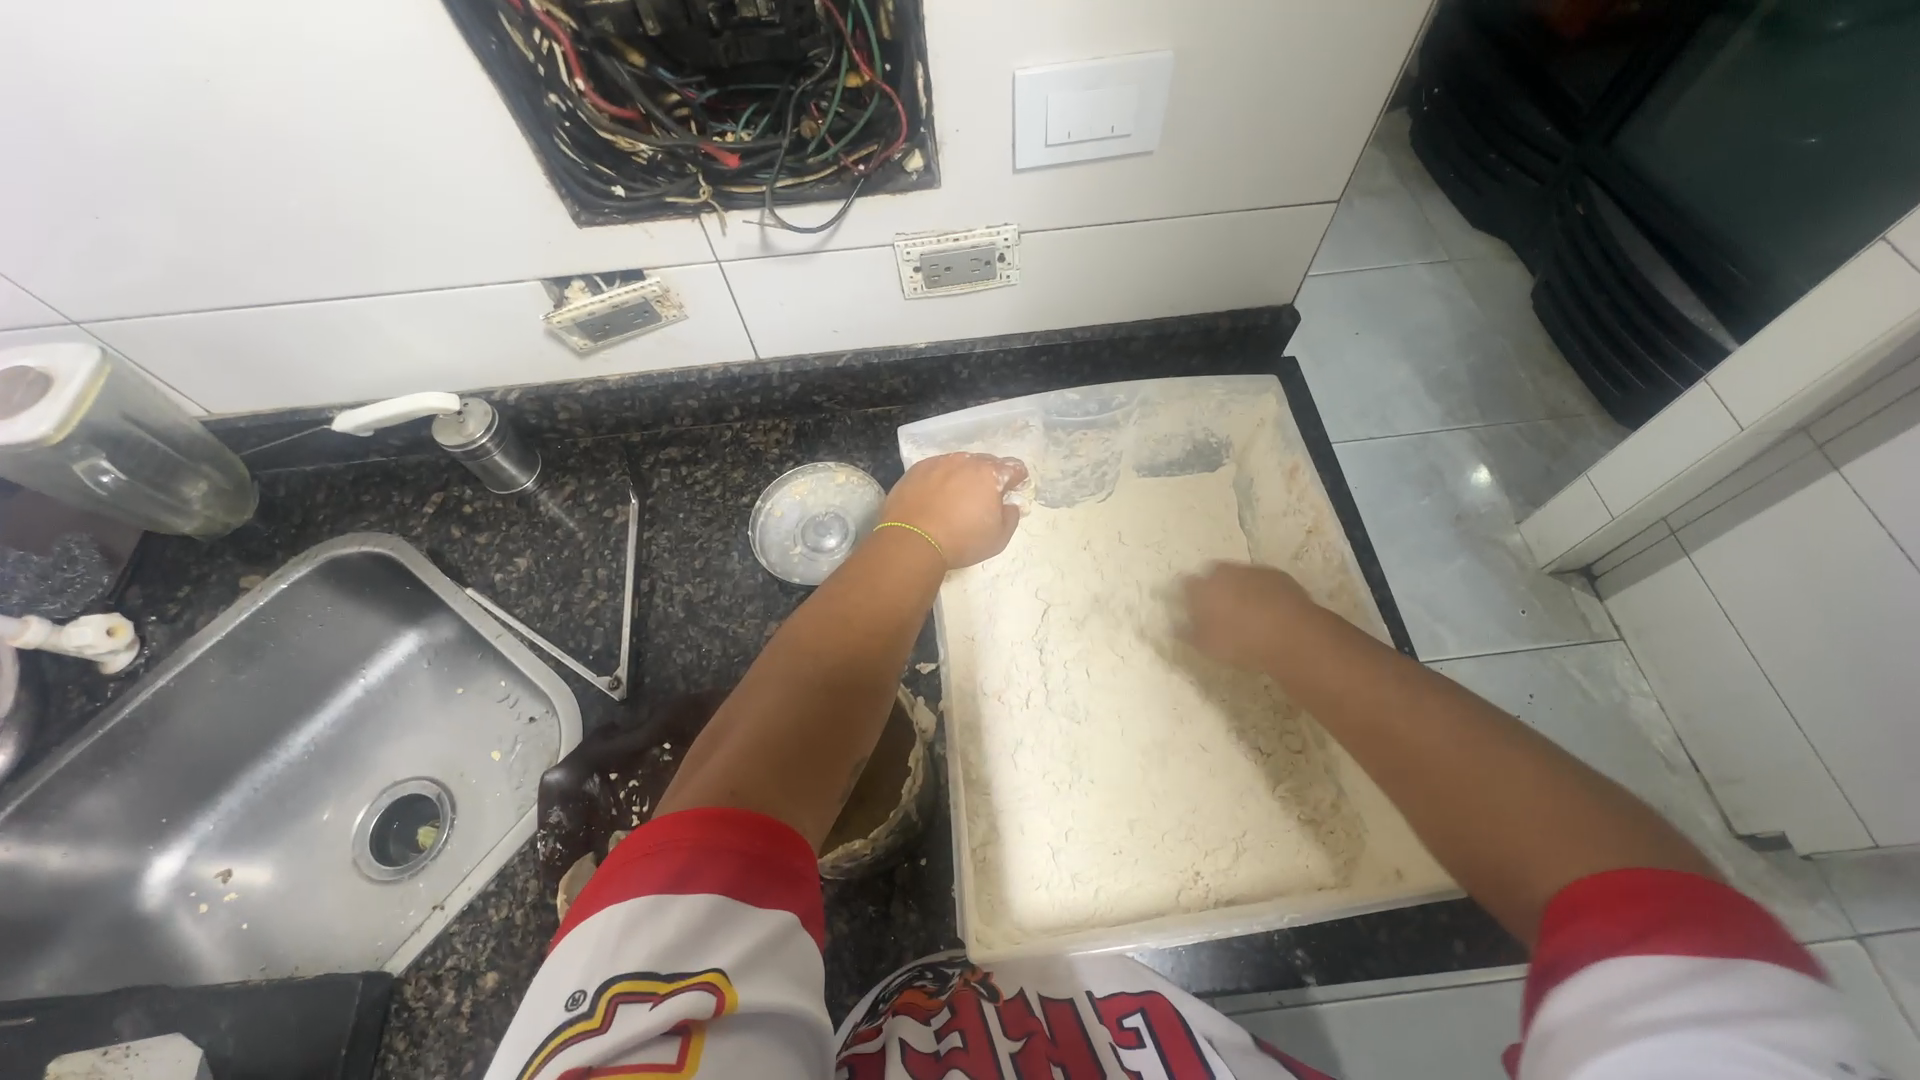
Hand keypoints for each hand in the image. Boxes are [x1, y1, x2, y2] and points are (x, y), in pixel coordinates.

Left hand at [880, 453, 1027, 568]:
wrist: (912, 541)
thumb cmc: (961, 541)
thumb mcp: (998, 538)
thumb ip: (1011, 517)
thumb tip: (1009, 505)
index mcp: (991, 474)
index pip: (1014, 468)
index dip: (1017, 478)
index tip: (1014, 489)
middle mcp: (966, 462)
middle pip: (986, 462)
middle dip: (990, 476)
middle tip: (985, 496)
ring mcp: (939, 463)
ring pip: (959, 464)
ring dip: (964, 475)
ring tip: (958, 496)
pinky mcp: (917, 469)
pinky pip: (936, 469)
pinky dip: (941, 478)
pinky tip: (936, 495)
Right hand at [1180, 562, 1317, 672]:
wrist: (1290, 635)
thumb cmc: (1241, 642)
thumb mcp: (1206, 645)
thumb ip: (1186, 632)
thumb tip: (1174, 626)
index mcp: (1201, 587)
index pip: (1184, 583)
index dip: (1184, 594)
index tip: (1188, 606)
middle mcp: (1224, 572)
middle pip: (1211, 574)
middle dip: (1212, 586)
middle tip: (1217, 607)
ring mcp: (1251, 570)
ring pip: (1237, 575)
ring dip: (1237, 587)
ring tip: (1243, 609)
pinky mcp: (1276, 574)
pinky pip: (1261, 579)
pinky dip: (1259, 589)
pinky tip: (1266, 607)